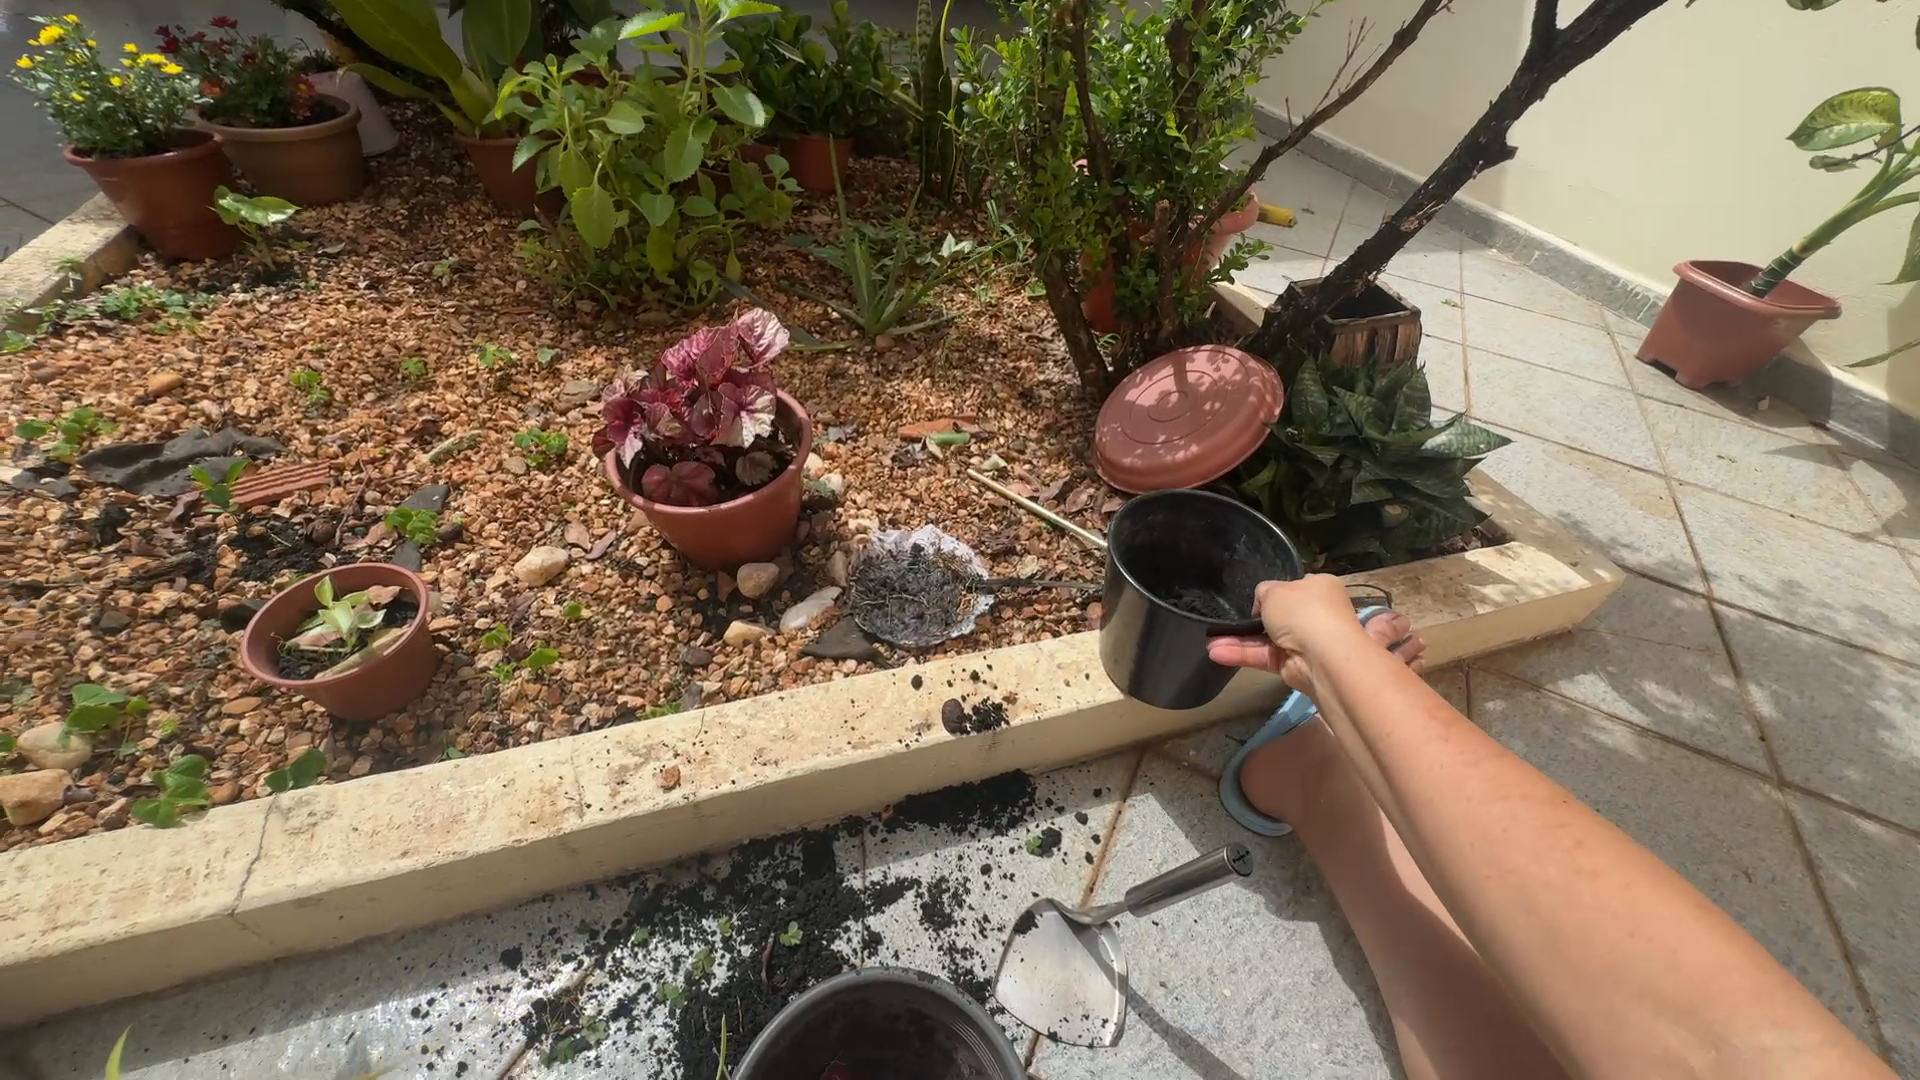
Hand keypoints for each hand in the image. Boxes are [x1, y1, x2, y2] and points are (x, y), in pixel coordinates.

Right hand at [1207, 575, 1421, 696]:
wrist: (1322, 655)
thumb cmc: (1301, 611)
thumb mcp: (1274, 590)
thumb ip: (1263, 592)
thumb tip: (1263, 605)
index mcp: (1319, 588)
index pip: (1293, 588)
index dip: (1273, 592)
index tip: (1254, 599)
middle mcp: (1315, 614)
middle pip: (1277, 616)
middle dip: (1250, 620)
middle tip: (1225, 621)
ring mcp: (1304, 641)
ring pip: (1265, 639)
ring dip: (1238, 640)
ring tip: (1209, 642)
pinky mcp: (1293, 665)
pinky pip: (1264, 656)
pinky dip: (1242, 654)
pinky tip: (1216, 653)